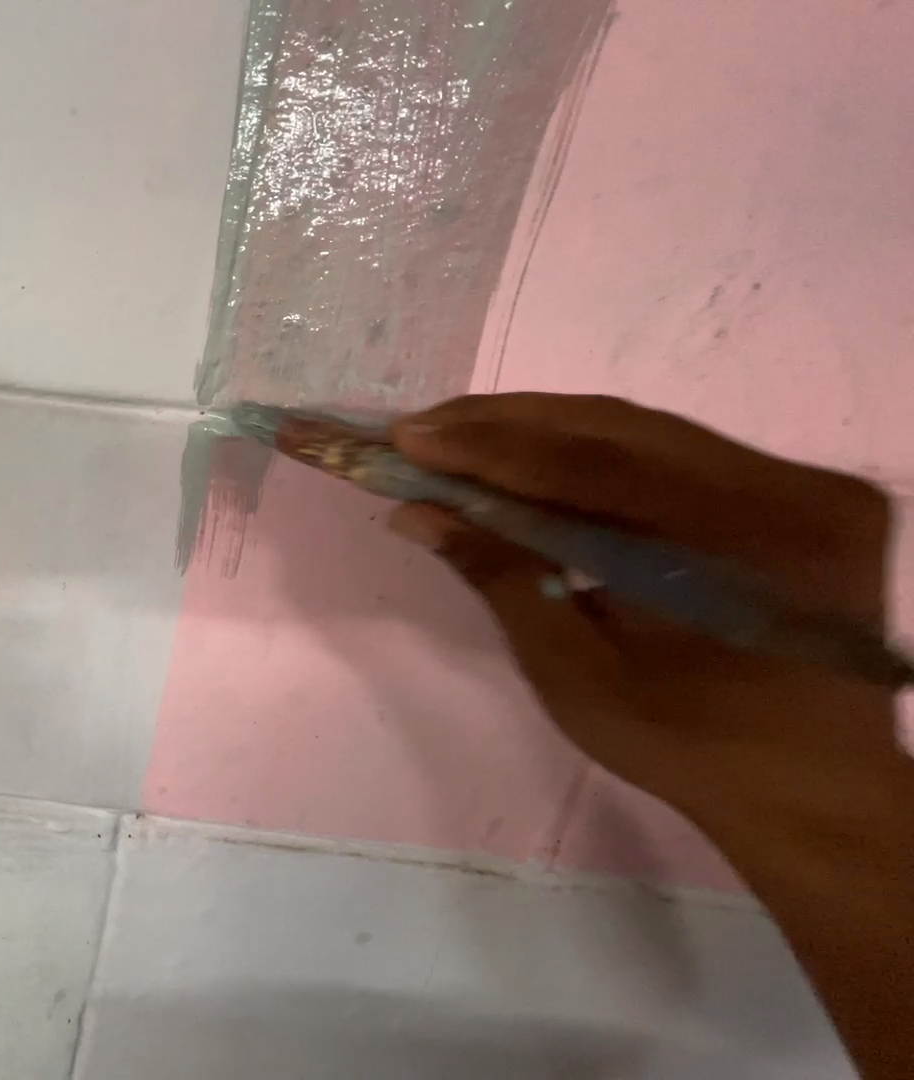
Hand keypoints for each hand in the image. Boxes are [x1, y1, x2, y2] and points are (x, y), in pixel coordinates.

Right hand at [385, 393, 902, 825]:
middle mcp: (791, 490)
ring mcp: (793, 483)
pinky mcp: (777, 489)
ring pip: (633, 430)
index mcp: (750, 545)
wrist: (807, 782)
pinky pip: (655, 450)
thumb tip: (415, 513)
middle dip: (501, 424)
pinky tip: (516, 455)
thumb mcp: (572, 668)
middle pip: (616, 430)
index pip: (596, 470)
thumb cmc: (684, 742)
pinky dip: (573, 448)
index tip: (406, 438)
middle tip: (413, 430)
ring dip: (530, 428)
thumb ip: (500, 575)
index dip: (489, 449)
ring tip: (449, 435)